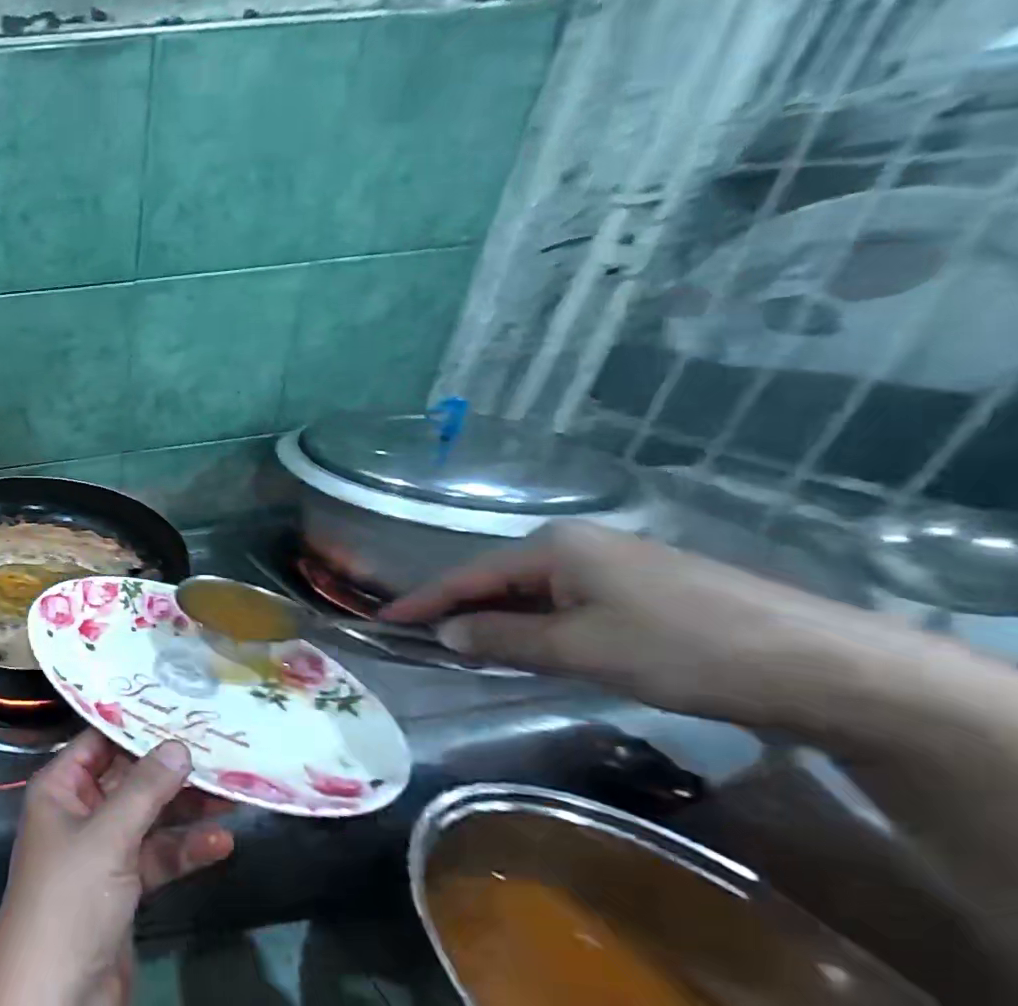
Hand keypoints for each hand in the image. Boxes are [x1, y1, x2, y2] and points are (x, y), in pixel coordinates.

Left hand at [0, 733, 233, 1005]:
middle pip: (131, 778)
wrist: (56, 996)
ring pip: (150, 817)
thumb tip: (179, 744)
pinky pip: (158, 855)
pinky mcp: (124, 884)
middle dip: (172, 770)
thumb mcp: (108, 837)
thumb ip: (146, 789)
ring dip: (186, 810)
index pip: (100, 741)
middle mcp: (81, 810)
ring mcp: (104, 848)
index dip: (138, 726)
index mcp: (60, 787)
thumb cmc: (70, 898)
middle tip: (219, 750)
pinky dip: (186, 850)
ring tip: (230, 795)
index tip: (181, 708)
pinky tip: (222, 844)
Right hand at [380, 520, 974, 730]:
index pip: (469, 575)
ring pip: (534, 593)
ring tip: (465, 648)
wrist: (823, 664)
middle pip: (498, 579)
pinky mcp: (642, 588)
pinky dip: (539, 625)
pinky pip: (567, 602)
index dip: (424, 601)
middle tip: (421, 640)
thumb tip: (446, 634)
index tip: (383, 620)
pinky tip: (534, 646)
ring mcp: (613, 563)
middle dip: (460, 609)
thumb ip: (505, 639)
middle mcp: (577, 543)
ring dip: (500, 620)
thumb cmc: (684, 649)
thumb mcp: (581, 650)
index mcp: (554, 546)